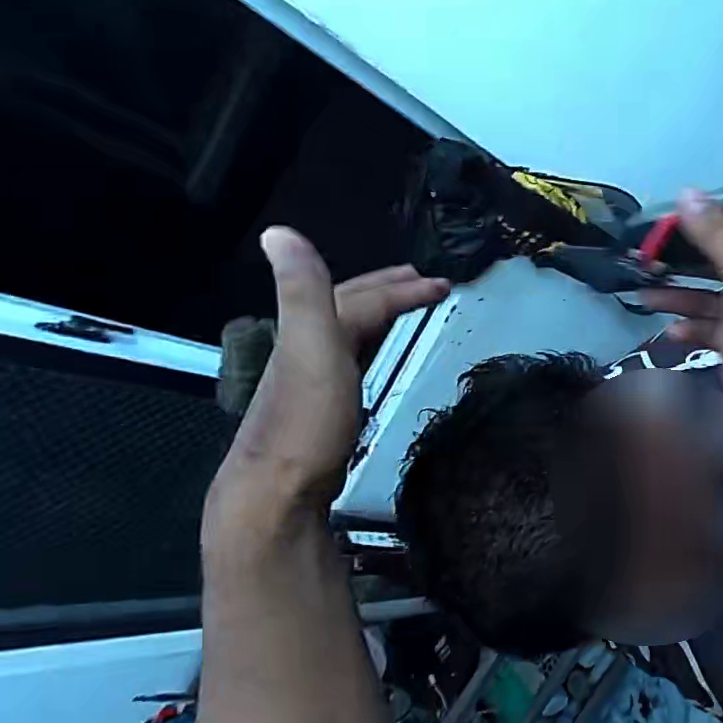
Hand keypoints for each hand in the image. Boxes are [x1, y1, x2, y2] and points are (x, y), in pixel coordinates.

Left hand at [209, 227, 448, 523]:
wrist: (276, 491)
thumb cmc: (306, 422)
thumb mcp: (311, 349)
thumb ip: (304, 292)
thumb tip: (278, 231)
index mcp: (310, 331)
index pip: (364, 298)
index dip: (403, 288)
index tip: (446, 286)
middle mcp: (307, 348)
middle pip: (350, 307)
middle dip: (388, 289)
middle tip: (424, 282)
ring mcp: (312, 380)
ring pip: (351, 333)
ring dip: (382, 314)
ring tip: (409, 310)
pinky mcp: (322, 408)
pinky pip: (352, 360)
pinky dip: (372, 345)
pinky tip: (377, 358)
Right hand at [637, 190, 722, 417]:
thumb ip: (717, 235)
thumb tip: (686, 193)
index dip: (711, 219)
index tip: (676, 211)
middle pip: (715, 262)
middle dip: (682, 260)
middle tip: (647, 252)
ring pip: (704, 298)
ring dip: (675, 296)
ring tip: (643, 292)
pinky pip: (703, 329)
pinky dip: (686, 329)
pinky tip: (671, 331)